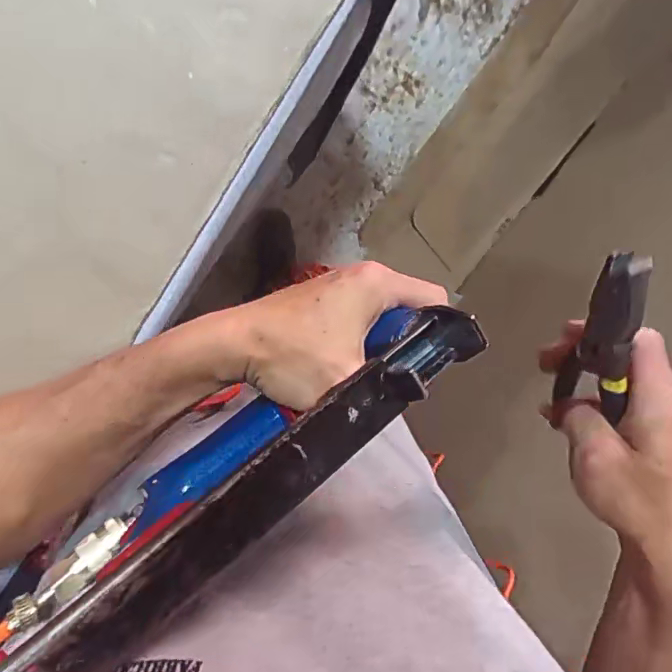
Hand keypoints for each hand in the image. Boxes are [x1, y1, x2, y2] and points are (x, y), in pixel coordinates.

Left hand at [215, 261, 447, 408]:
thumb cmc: (290, 357)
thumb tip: (394, 397)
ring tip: (359, 374)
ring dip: (373, 346)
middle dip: (403, 344)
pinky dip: (350, 341)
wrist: (232, 344)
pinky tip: (333, 365)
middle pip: (405, 310)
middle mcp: (358, 275)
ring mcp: (333, 285)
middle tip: (390, 375)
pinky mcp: (314, 299)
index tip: (426, 365)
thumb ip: (381, 390)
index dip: (440, 335)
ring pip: (375, 317)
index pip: (434, 301)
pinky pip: (350, 319)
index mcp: (376, 283)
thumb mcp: (345, 383)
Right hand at [538, 323, 671, 573]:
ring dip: (582, 378)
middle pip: (626, 356)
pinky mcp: (648, 436)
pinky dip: (589, 401)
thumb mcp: (595, 453)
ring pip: (618, 380)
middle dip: (584, 353)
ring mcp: (657, 419)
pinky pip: (617, 403)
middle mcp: (663, 401)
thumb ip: (579, 415)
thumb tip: (571, 405)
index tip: (565, 340)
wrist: (661, 542)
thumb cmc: (632, 498)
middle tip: (547, 362)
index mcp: (658, 398)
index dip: (602, 332)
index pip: (640, 340)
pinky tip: (561, 417)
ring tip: (550, 392)